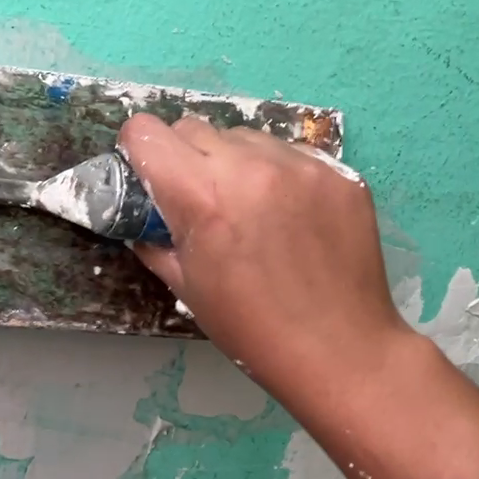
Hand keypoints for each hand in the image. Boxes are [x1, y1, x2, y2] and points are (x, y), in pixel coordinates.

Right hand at [119, 114, 410, 395]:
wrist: (341, 351)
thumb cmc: (250, 326)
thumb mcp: (183, 284)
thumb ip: (153, 236)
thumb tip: (141, 213)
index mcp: (201, 195)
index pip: (145, 131)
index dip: (137, 150)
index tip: (147, 173)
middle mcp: (248, 167)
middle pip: (192, 127)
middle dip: (185, 157)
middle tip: (200, 198)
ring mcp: (299, 165)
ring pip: (243, 136)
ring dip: (234, 161)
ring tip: (251, 207)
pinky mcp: (338, 172)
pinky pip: (288, 152)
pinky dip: (277, 173)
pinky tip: (290, 214)